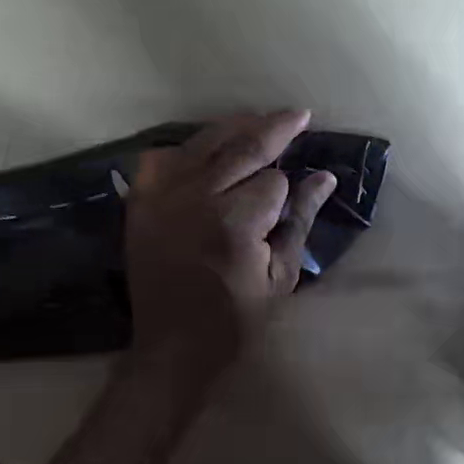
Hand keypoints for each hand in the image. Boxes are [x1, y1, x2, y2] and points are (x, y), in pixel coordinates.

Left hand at [125, 110, 336, 373]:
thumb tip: (323, 177)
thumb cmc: (235, 321)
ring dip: (234, 127)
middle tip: (299, 115)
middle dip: (275, 128)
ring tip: (259, 120)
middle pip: (242, 147)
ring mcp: (162, 196)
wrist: (172, 347)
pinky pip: (159, 158)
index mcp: (235, 222)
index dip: (289, 186)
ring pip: (202, 143)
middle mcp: (196, 198)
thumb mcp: (280, 276)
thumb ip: (300, 221)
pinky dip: (183, 149)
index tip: (297, 192)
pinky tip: (202, 150)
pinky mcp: (140, 203)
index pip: (274, 180)